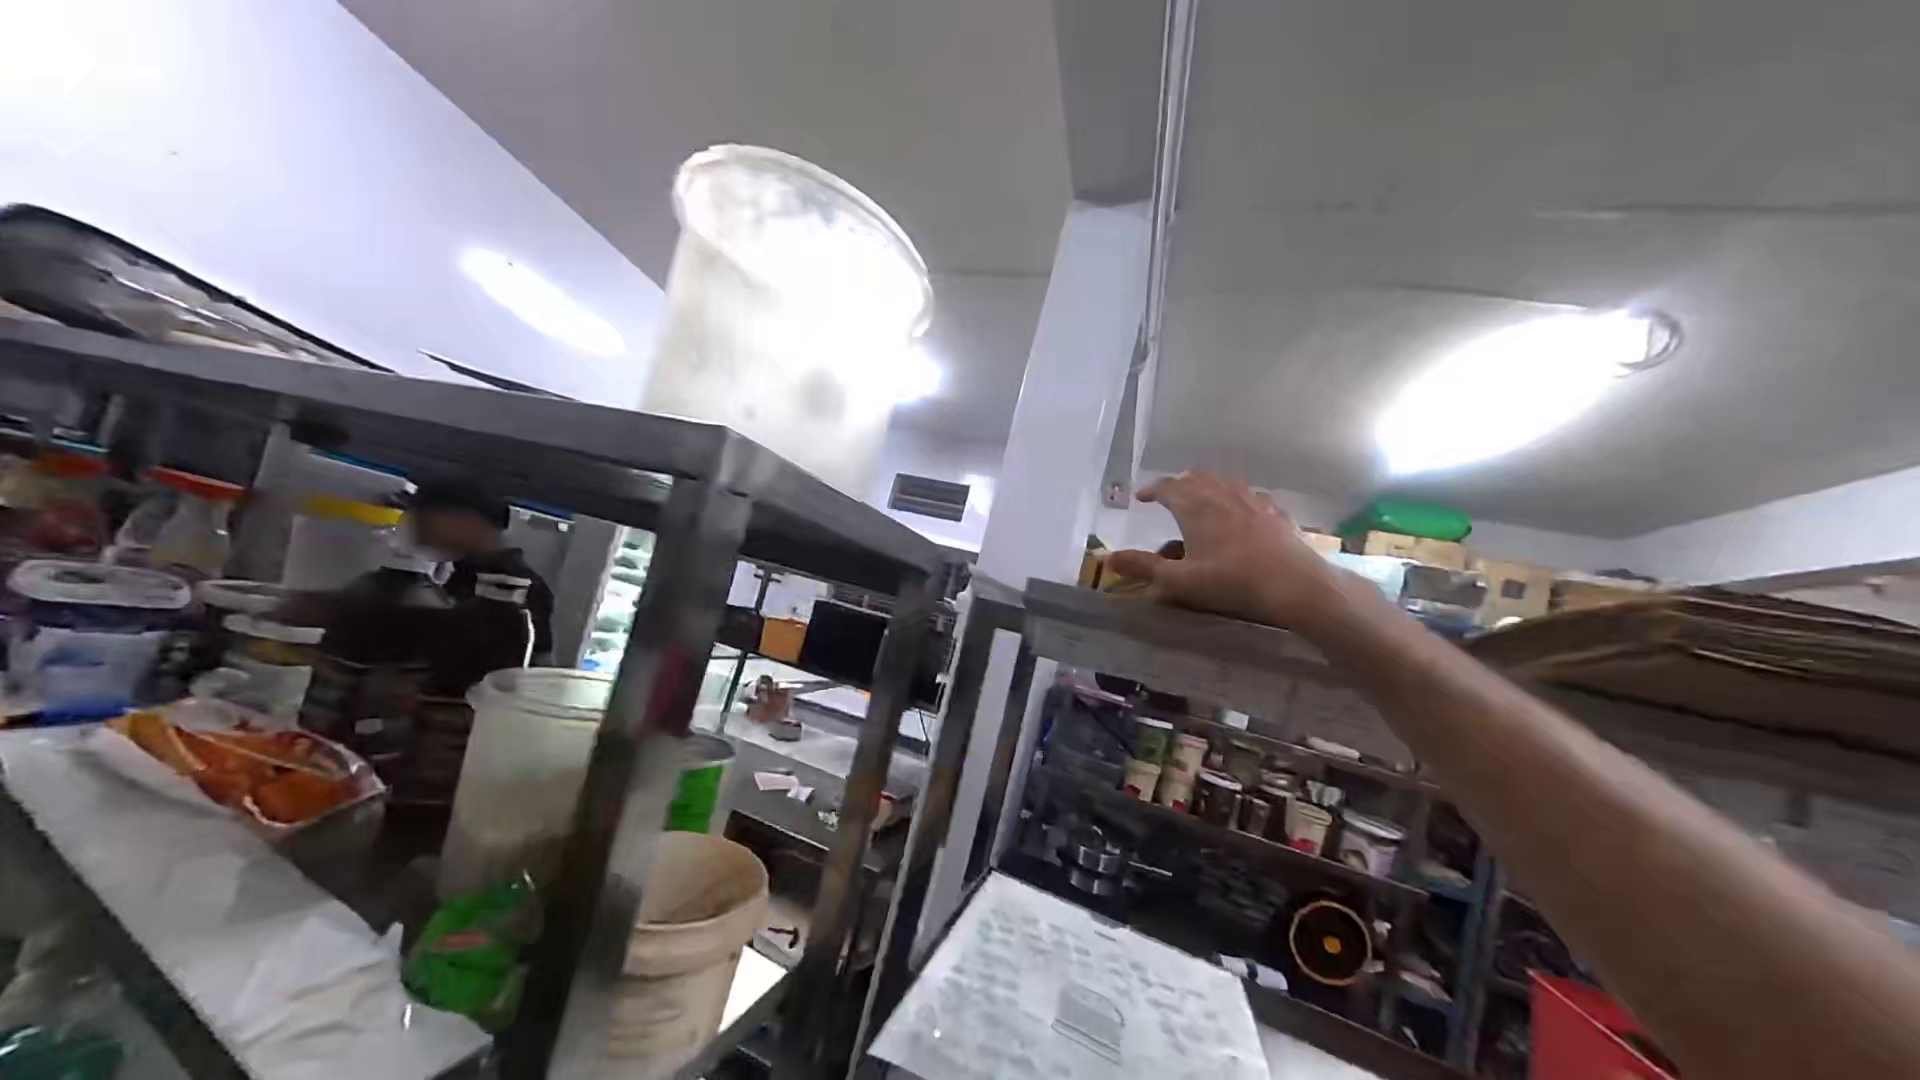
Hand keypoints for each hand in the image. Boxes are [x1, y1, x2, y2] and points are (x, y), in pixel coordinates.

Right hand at [1106, 473, 1348, 629]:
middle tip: (1169, 498)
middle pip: (1196, 478)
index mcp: (1195, 505)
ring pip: (1224, 484)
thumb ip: (1144, 567)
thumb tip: (1110, 558)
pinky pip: (1249, 498)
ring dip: (1208, 490)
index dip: (1151, 490)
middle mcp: (1223, 493)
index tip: (1141, 497)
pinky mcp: (1276, 512)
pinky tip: (1241, 518)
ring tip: (1202, 504)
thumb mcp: (1179, 580)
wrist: (1294, 585)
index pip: (1167, 487)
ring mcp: (1253, 500)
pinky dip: (1236, 502)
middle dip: (1179, 485)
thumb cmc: (1230, 581)